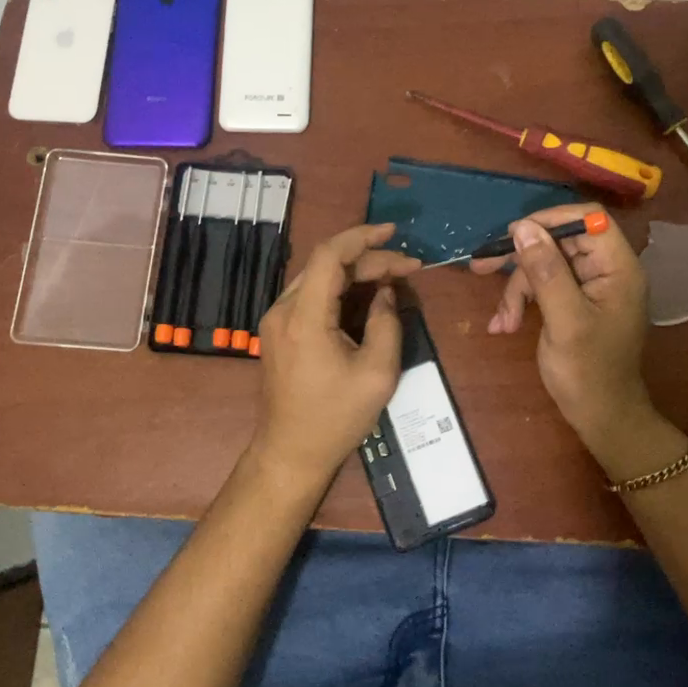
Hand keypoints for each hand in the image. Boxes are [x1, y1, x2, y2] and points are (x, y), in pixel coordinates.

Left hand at [251, 223, 420, 486]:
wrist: (291, 453)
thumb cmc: (336, 418)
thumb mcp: (377, 374)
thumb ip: (386, 324)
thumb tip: (386, 293)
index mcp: (304, 318)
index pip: (329, 256)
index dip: (362, 237)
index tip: (394, 233)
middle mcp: (283, 311)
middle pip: (326, 265)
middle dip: (370, 259)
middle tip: (410, 268)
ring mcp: (277, 321)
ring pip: (318, 278)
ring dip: (355, 273)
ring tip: (394, 276)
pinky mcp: (280, 333)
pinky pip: (312, 296)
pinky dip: (341, 290)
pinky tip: (367, 296)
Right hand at [470, 203, 652, 438]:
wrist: (602, 417)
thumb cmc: (589, 372)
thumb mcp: (565, 320)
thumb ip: (545, 271)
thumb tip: (523, 228)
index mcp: (617, 267)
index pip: (587, 220)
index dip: (550, 220)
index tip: (515, 234)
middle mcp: (606, 270)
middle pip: (558, 242)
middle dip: (521, 259)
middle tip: (481, 265)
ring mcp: (589, 286)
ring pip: (544, 265)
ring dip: (517, 289)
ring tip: (503, 321)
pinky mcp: (574, 302)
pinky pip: (543, 286)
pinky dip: (521, 302)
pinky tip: (504, 325)